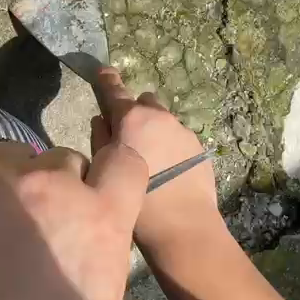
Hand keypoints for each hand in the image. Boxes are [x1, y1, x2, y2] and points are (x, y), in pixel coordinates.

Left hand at [0, 140, 148, 299]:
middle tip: (36, 231)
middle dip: (58, 189)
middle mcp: (46, 182)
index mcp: (96, 221)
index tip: (101, 191)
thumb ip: (96, 262)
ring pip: (11, 159)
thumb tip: (81, 241)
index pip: (126, 163)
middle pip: (62, 161)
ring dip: (11, 186)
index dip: (114, 175)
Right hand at [89, 67, 220, 259]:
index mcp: (131, 117)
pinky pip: (178, 136)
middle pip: (142, 102)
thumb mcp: (105, 167)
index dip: (106, 79)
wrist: (184, 226)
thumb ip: (100, 137)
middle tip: (127, 136)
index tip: (103, 72)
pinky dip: (169, 144)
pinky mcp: (199, 146)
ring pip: (162, 118)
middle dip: (134, 113)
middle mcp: (159, 116)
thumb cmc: (137, 198)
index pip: (114, 89)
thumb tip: (101, 120)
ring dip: (153, 128)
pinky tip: (168, 169)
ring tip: (150, 156)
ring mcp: (182, 130)